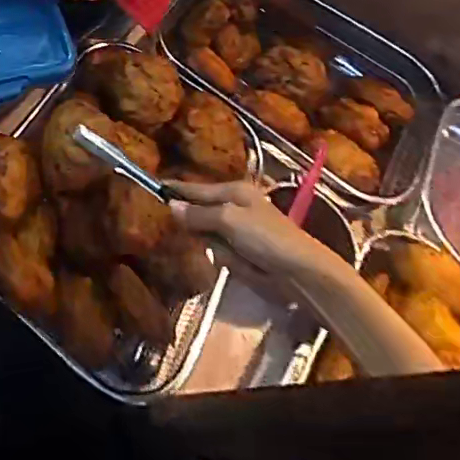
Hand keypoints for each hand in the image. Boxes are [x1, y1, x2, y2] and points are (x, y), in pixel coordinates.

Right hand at [165, 179, 331, 277]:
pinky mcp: (245, 253)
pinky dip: (229, 261)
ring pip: (209, 237)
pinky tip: (243, 265)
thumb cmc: (267, 238)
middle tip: (198, 234)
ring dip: (218, 248)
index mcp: (234, 192)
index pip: (197, 188)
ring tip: (236, 255)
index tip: (156, 186)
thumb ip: (198, 214)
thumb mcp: (228, 221)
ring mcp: (241, 232)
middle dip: (200, 227)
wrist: (303, 274)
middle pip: (201, 213)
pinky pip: (223, 253)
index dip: (177, 189)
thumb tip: (171, 205)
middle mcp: (236, 207)